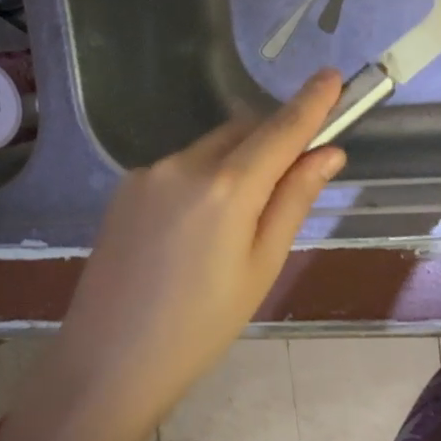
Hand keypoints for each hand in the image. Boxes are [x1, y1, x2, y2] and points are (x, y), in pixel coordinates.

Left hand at [0, 72, 345, 440]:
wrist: (107, 364)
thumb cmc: (203, 325)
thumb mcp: (263, 264)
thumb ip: (294, 199)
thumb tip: (328, 153)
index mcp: (226, 188)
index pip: (281, 129)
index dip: (311, 102)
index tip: (333, 76)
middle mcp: (184, 165)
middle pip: (245, 130)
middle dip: (277, 137)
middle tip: (303, 168)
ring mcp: (148, 175)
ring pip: (214, 147)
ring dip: (243, 158)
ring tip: (248, 215)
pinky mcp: (126, 190)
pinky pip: (184, 166)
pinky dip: (211, 175)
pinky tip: (207, 223)